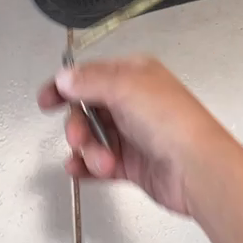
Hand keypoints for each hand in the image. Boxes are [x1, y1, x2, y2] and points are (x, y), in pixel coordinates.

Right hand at [38, 55, 242, 214]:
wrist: (196, 168)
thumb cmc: (174, 121)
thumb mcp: (125, 86)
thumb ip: (89, 80)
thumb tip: (65, 77)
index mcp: (133, 74)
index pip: (90, 74)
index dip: (65, 85)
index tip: (46, 98)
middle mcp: (133, 101)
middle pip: (87, 108)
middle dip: (78, 124)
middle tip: (78, 136)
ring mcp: (133, 132)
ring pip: (92, 137)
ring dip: (88, 149)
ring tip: (99, 160)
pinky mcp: (133, 162)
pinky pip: (100, 161)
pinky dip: (87, 165)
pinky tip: (80, 169)